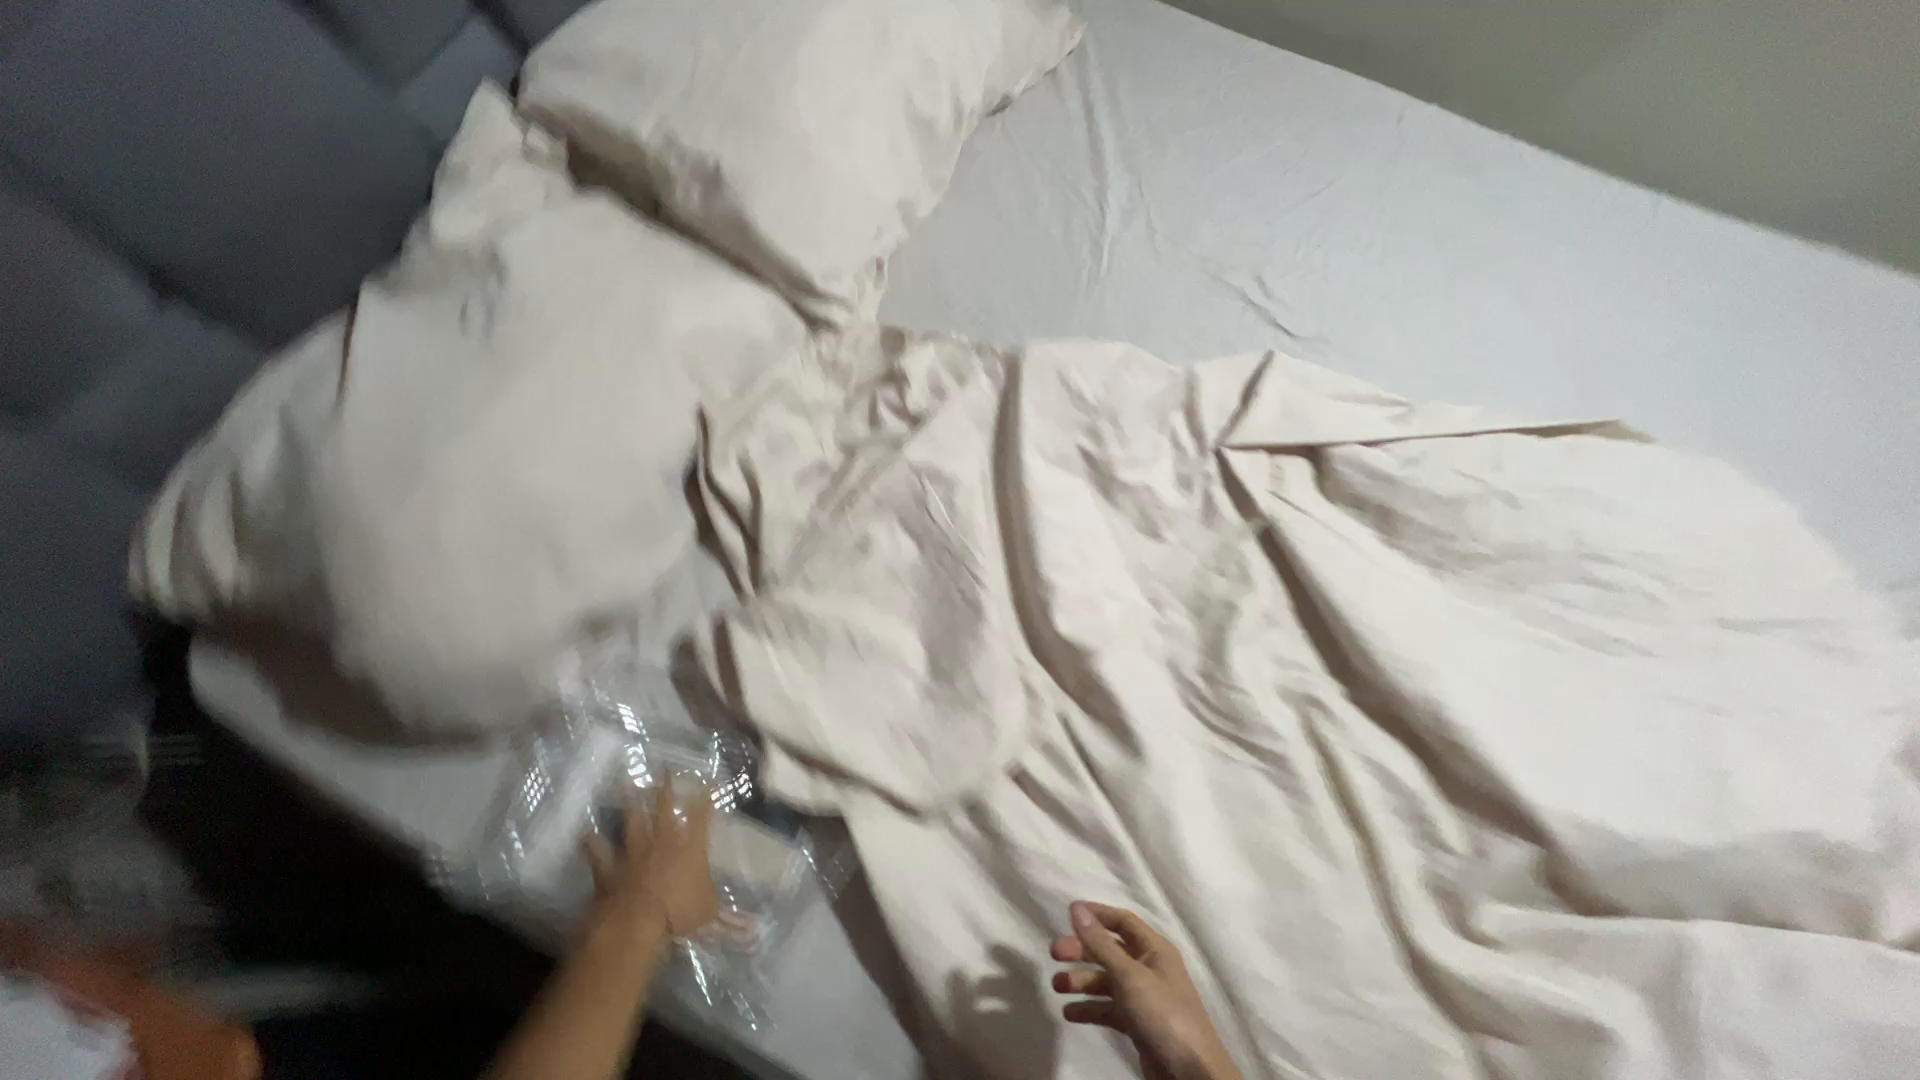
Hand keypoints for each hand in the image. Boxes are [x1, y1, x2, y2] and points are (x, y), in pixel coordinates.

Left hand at [581, 779, 718, 937]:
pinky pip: (598, 851)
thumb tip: (755, 931)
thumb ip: (728, 918)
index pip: (701, 816)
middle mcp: (662, 841)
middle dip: (664, 787)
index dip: (705, 797)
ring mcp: (633, 852)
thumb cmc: (679, 914)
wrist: (635, 922)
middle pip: (662, 807)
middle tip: (662, 769)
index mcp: (690, 847)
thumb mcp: (710, 915)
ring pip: (630, 821)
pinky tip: (585, 831)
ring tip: (626, 783)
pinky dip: (591, 841)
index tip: (707, 781)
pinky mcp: (609, 867)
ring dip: (628, 803)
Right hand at [1051, 902, 1243, 1079]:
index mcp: (1154, 950)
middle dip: (1082, 951)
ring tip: (1057, 986)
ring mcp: (1143, 996)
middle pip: (1110, 950)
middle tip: (1054, 954)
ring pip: (1106, 980)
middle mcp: (1149, 968)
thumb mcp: (1130, 976)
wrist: (1191, 1073)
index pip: (1123, 921)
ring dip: (1082, 981)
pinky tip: (1070, 1013)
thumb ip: (1101, 944)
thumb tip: (1076, 908)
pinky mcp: (1137, 1022)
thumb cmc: (1163, 1014)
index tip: (1068, 913)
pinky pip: (1108, 1008)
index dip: (1097, 915)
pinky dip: (1090, 1008)